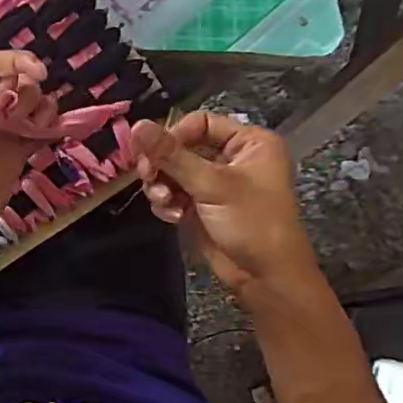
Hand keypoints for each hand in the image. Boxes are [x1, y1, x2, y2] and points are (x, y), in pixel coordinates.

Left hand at [0, 50, 52, 253]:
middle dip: (30, 95)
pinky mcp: (21, 151)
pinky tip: (55, 135)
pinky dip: (54, 128)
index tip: (41, 73)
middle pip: (22, 83)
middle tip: (21, 122)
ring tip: (34, 133)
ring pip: (37, 105)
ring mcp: (7, 131)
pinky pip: (44, 129)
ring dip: (44, 113)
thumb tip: (18, 88)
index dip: (18, 60)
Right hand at [128, 112, 321, 298]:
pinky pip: (172, 192)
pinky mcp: (200, 206)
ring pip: (171, 171)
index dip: (174, 135)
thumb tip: (136, 125)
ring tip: (165, 202)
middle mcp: (231, 158)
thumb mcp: (212, 185)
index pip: (199, 122)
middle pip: (180, 146)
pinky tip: (172, 216)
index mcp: (249, 143)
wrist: (266, 279)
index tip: (152, 153)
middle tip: (147, 176)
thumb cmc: (253, 224)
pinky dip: (167, 202)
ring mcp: (214, 183)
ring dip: (161, 185)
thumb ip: (171, 154)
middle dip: (162, 164)